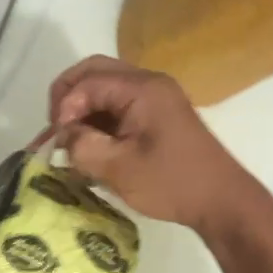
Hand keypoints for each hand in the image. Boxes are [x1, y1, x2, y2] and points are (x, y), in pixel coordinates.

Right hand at [47, 56, 270, 234]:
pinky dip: (94, 123)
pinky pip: (114, 108)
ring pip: (101, 90)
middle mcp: (147, 84)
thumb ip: (83, 145)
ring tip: (66, 145)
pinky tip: (85, 149)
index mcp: (142, 89)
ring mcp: (151, 99)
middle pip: (92, 73)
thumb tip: (64, 134)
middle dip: (66, 100)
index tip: (57, 141)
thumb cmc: (170, 183)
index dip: (63, 107)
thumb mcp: (118, 168)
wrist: (218, 199)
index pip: (87, 81)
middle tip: (54, 132)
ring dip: (79, 112)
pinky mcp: (152, 116)